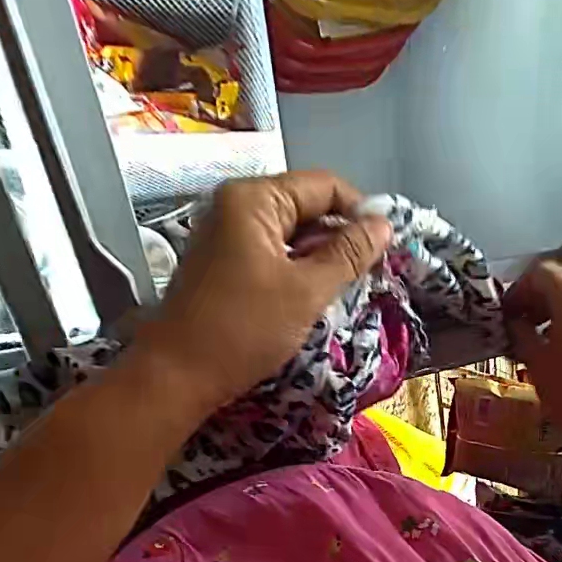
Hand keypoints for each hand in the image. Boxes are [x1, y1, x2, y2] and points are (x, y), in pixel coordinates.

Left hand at [130, 170, 392, 411]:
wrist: (177, 375)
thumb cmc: (243, 329)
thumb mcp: (305, 291)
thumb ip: (348, 254)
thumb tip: (384, 225)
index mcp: (254, 199)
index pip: (323, 186)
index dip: (359, 211)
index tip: (385, 246)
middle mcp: (236, 206)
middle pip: (305, 206)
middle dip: (339, 237)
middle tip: (369, 272)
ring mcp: (225, 234)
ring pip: (289, 233)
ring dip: (319, 257)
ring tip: (345, 287)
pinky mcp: (222, 263)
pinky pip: (270, 253)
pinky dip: (295, 269)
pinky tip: (313, 295)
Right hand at [504, 261, 561, 452]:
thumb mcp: (534, 360)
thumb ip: (520, 331)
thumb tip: (513, 322)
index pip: (539, 272)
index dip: (517, 289)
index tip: (505, 311)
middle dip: (537, 293)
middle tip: (518, 318)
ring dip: (555, 302)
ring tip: (537, 329)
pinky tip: (559, 339)